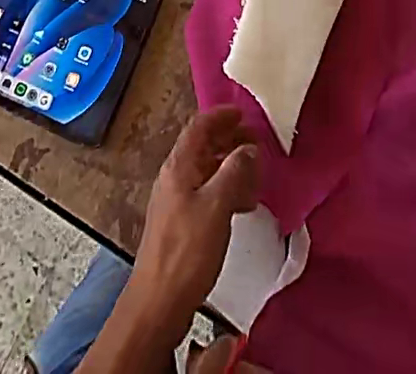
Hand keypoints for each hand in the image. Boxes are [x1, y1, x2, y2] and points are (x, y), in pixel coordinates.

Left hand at [125, 106, 261, 323]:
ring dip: (231, 164)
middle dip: (230, 138)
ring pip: (207, 168)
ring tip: (256, 171)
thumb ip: (234, 171)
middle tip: (257, 142)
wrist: (158, 303)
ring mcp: (177, 200)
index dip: (221, 116)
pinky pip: (207, 190)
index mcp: (179, 167)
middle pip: (203, 145)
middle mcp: (175, 177)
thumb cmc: (187, 250)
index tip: (244, 113)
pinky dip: (227, 187)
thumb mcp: (217, 206)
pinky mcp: (182, 221)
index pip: (198, 127)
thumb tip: (248, 148)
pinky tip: (244, 202)